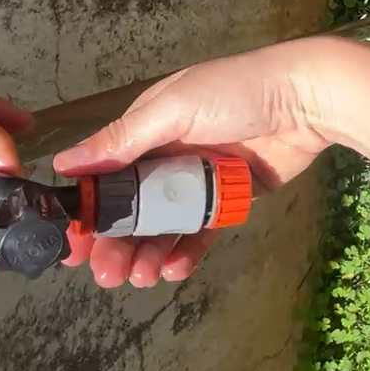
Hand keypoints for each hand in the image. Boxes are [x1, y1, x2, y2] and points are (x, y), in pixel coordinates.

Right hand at [52, 38, 340, 288]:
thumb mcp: (173, 109)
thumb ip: (122, 140)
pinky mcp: (231, 198)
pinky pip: (201, 230)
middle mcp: (169, 155)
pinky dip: (186, 251)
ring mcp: (201, 179)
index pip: (107, 175)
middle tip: (105, 274)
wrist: (305, 101)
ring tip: (140, 277)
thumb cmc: (235, 93)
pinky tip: (175, 268)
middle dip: (116, 242)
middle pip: (133, 208)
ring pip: (164, 225)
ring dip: (148, 252)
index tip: (71, 246)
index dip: (89, 211)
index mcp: (149, 129)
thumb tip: (64, 163)